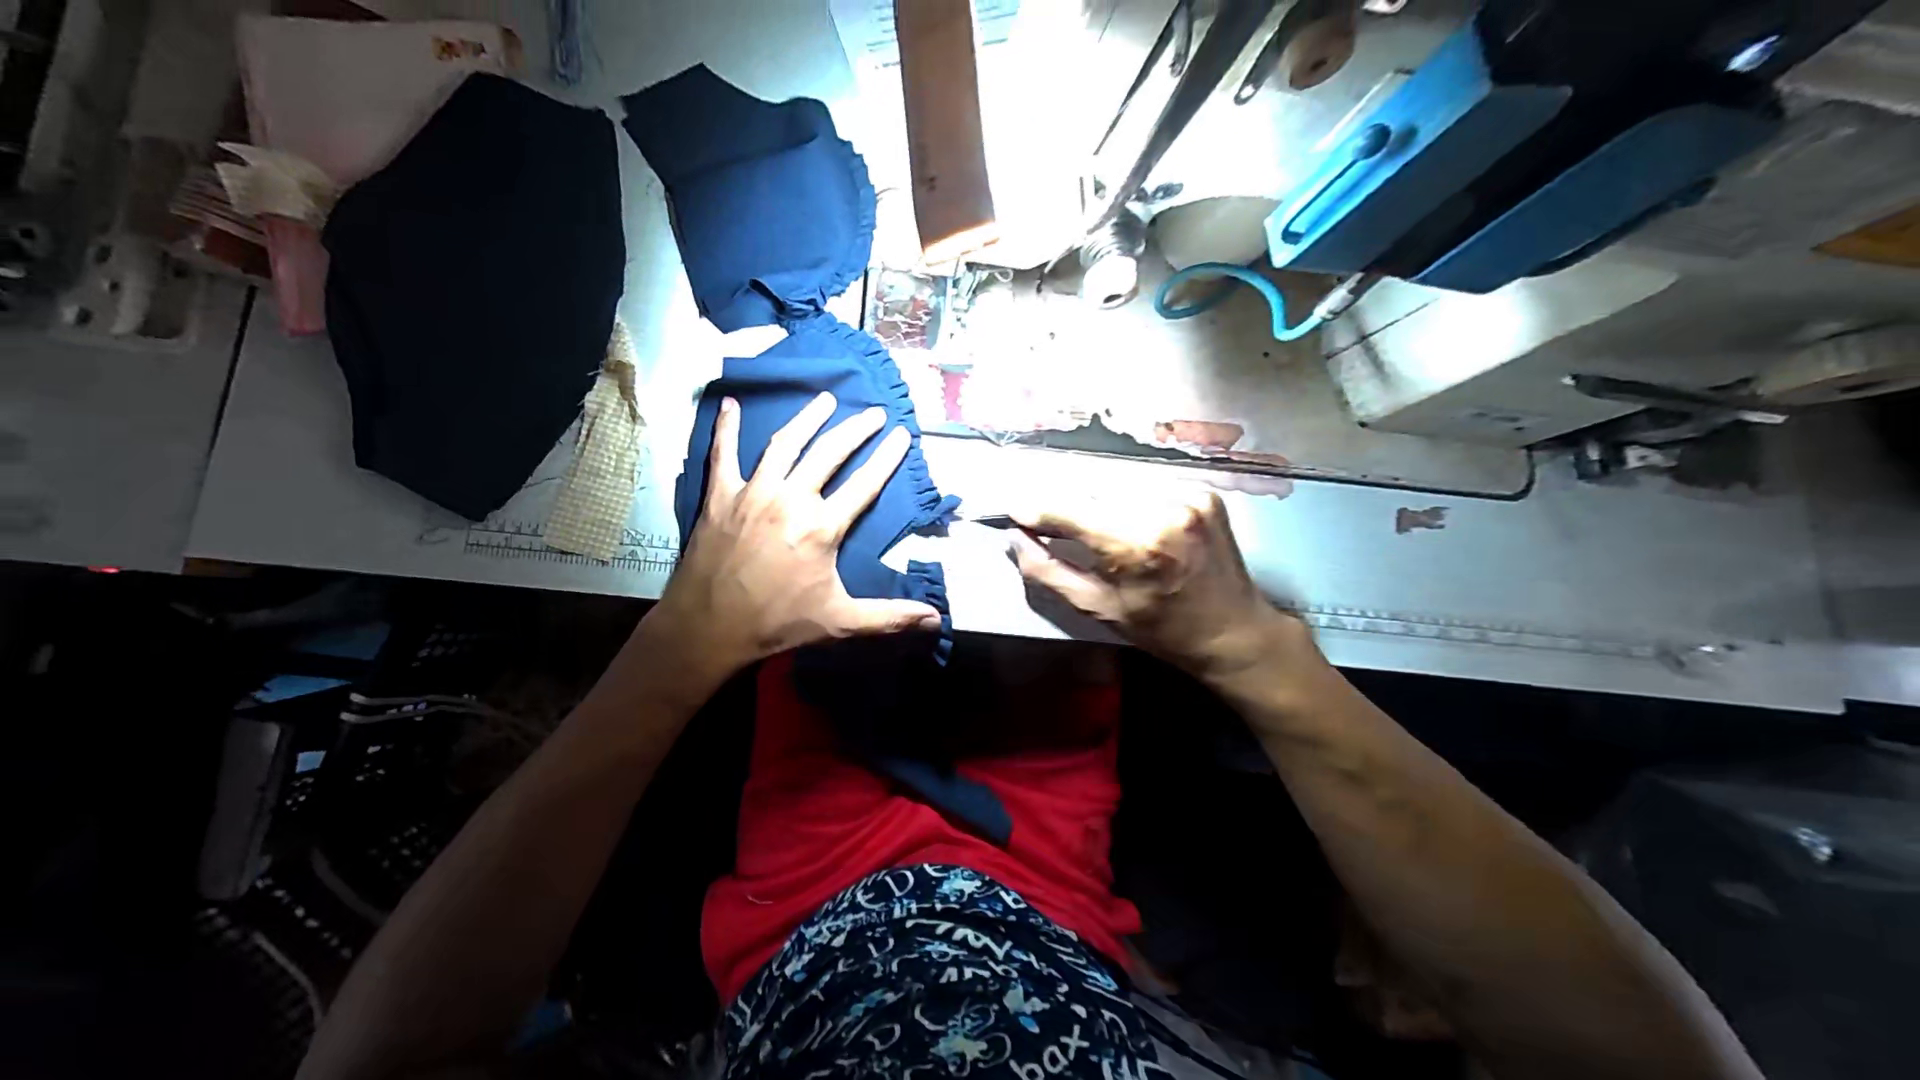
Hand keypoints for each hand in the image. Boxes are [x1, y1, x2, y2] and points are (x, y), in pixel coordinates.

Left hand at [649, 392, 942, 686]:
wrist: (709, 629)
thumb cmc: (777, 623)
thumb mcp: (840, 622)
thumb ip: (889, 617)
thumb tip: (936, 621)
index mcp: (821, 527)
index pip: (865, 483)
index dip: (887, 457)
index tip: (902, 434)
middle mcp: (790, 499)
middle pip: (829, 453)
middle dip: (855, 429)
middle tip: (872, 412)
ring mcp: (752, 493)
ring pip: (785, 444)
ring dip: (807, 418)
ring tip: (825, 399)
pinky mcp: (720, 496)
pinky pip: (723, 454)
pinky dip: (727, 428)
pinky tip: (731, 405)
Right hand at [1007, 493, 1311, 681]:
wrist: (1233, 630)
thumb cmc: (1161, 629)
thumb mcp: (1098, 609)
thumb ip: (1048, 571)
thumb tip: (1014, 538)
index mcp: (1137, 544)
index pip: (1070, 509)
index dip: (1037, 508)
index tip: (1013, 511)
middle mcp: (1164, 508)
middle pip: (1091, 489)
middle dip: (1063, 503)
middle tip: (1044, 520)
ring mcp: (1188, 494)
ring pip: (1116, 482)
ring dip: (1093, 498)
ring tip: (1085, 523)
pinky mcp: (1202, 490)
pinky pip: (1145, 484)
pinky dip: (1125, 497)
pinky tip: (1125, 519)